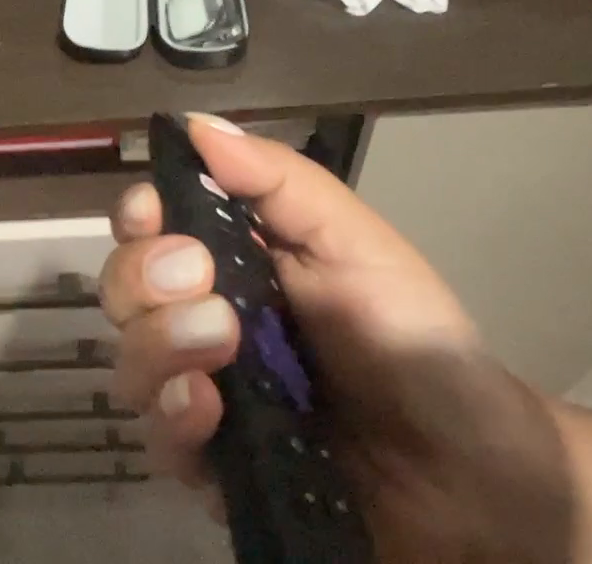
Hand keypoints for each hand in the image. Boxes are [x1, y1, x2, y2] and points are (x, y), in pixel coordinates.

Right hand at [100, 114, 578, 561]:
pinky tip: (208, 409)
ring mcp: (200, 392)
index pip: (150, 228)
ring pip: (128, 363)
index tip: (151, 215)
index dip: (137, 217)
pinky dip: (173, 419)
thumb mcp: (354, 242)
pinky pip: (160, 442)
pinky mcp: (211, 464)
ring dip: (159, 345)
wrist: (468, 468)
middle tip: (202, 283)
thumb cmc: (413, 336)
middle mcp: (199, 319)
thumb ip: (278, 181)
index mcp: (230, 261)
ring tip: (222, 344)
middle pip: (123, 291)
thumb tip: (195, 124)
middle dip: (144, 279)